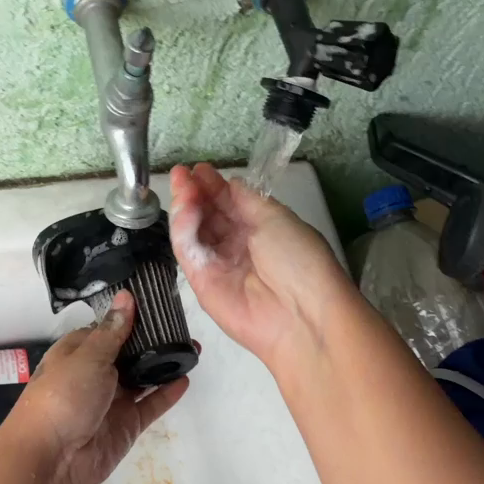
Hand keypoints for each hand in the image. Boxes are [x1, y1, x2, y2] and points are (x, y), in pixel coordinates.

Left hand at [3, 291, 189, 483]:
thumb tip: (126, 296)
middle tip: (182, 324)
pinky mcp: (126, 425)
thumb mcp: (87, 357)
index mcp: (77, 353)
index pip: (107, 328)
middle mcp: (94, 374)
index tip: (156, 302)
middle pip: (127, 352)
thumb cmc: (63, 397)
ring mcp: (112, 401)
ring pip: (142, 378)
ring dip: (163, 365)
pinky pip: (150, 404)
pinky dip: (167, 393)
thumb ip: (113, 331)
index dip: (129, 316)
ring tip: (192, 348)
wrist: (51, 460)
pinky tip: (185, 378)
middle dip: (151, 340)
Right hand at [170, 163, 356, 363]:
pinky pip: (187, 251)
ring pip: (193, 231)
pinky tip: (186, 209)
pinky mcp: (200, 283)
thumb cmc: (299, 259)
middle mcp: (237, 246)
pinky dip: (183, 228)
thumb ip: (246, 200)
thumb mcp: (277, 218)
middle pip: (207, 216)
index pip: (228, 203)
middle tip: (181, 174)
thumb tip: (229, 184)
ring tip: (181, 185)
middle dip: (194, 193)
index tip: (198, 169)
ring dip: (186, 206)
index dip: (213, 186)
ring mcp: (217, 265)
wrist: (302, 314)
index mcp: (259, 229)